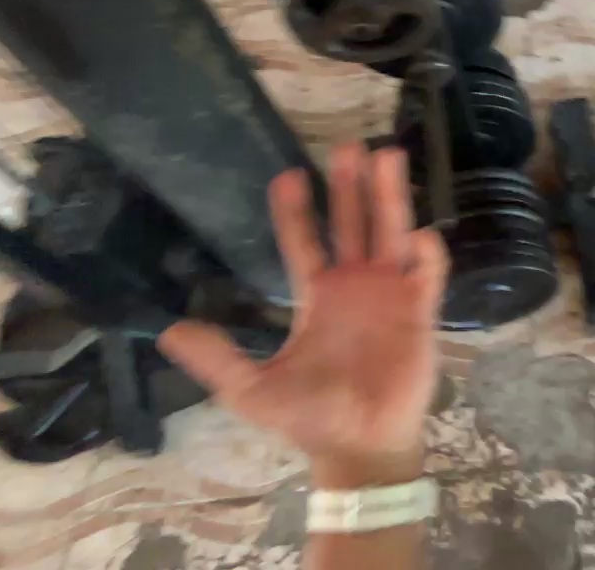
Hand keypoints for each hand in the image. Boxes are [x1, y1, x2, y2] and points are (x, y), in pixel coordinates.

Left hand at [159, 143, 448, 487]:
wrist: (360, 448)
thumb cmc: (313, 415)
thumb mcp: (254, 389)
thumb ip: (218, 359)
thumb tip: (167, 330)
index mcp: (320, 294)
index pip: (305, 242)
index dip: (296, 211)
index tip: (289, 175)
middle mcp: (357, 283)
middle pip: (354, 223)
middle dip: (351, 186)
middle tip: (349, 146)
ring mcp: (390, 292)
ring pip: (392, 232)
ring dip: (390, 196)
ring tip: (388, 157)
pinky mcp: (420, 309)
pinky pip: (427, 273)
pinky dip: (427, 254)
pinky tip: (419, 238)